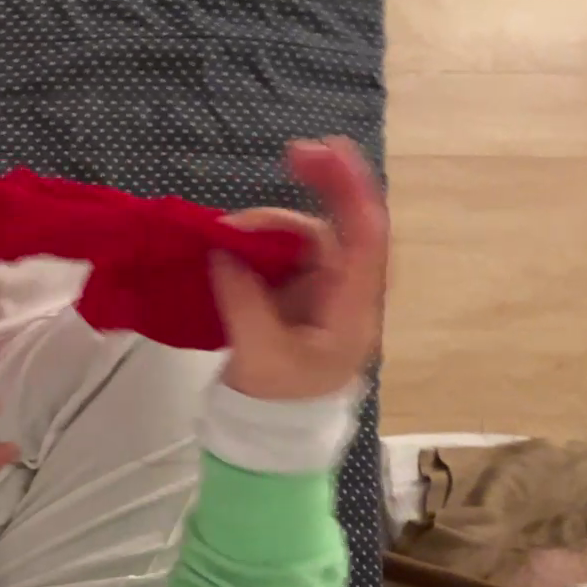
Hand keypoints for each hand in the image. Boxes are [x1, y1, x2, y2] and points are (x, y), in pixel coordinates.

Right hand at [211, 137, 387, 400]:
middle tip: (257, 190)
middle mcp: (344, 289)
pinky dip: (255, 247)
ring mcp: (319, 293)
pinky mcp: (294, 299)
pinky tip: (228, 248)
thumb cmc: (278, 400)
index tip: (313, 153)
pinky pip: (279, 259)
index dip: (346, 187)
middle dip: (301, 198)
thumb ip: (245, 300)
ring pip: (301, 241)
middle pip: (331, 228)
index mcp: (353, 304)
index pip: (364, 232)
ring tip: (222, 236)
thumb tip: (223, 252)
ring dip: (264, 230)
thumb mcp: (261, 354)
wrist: (273, 433)